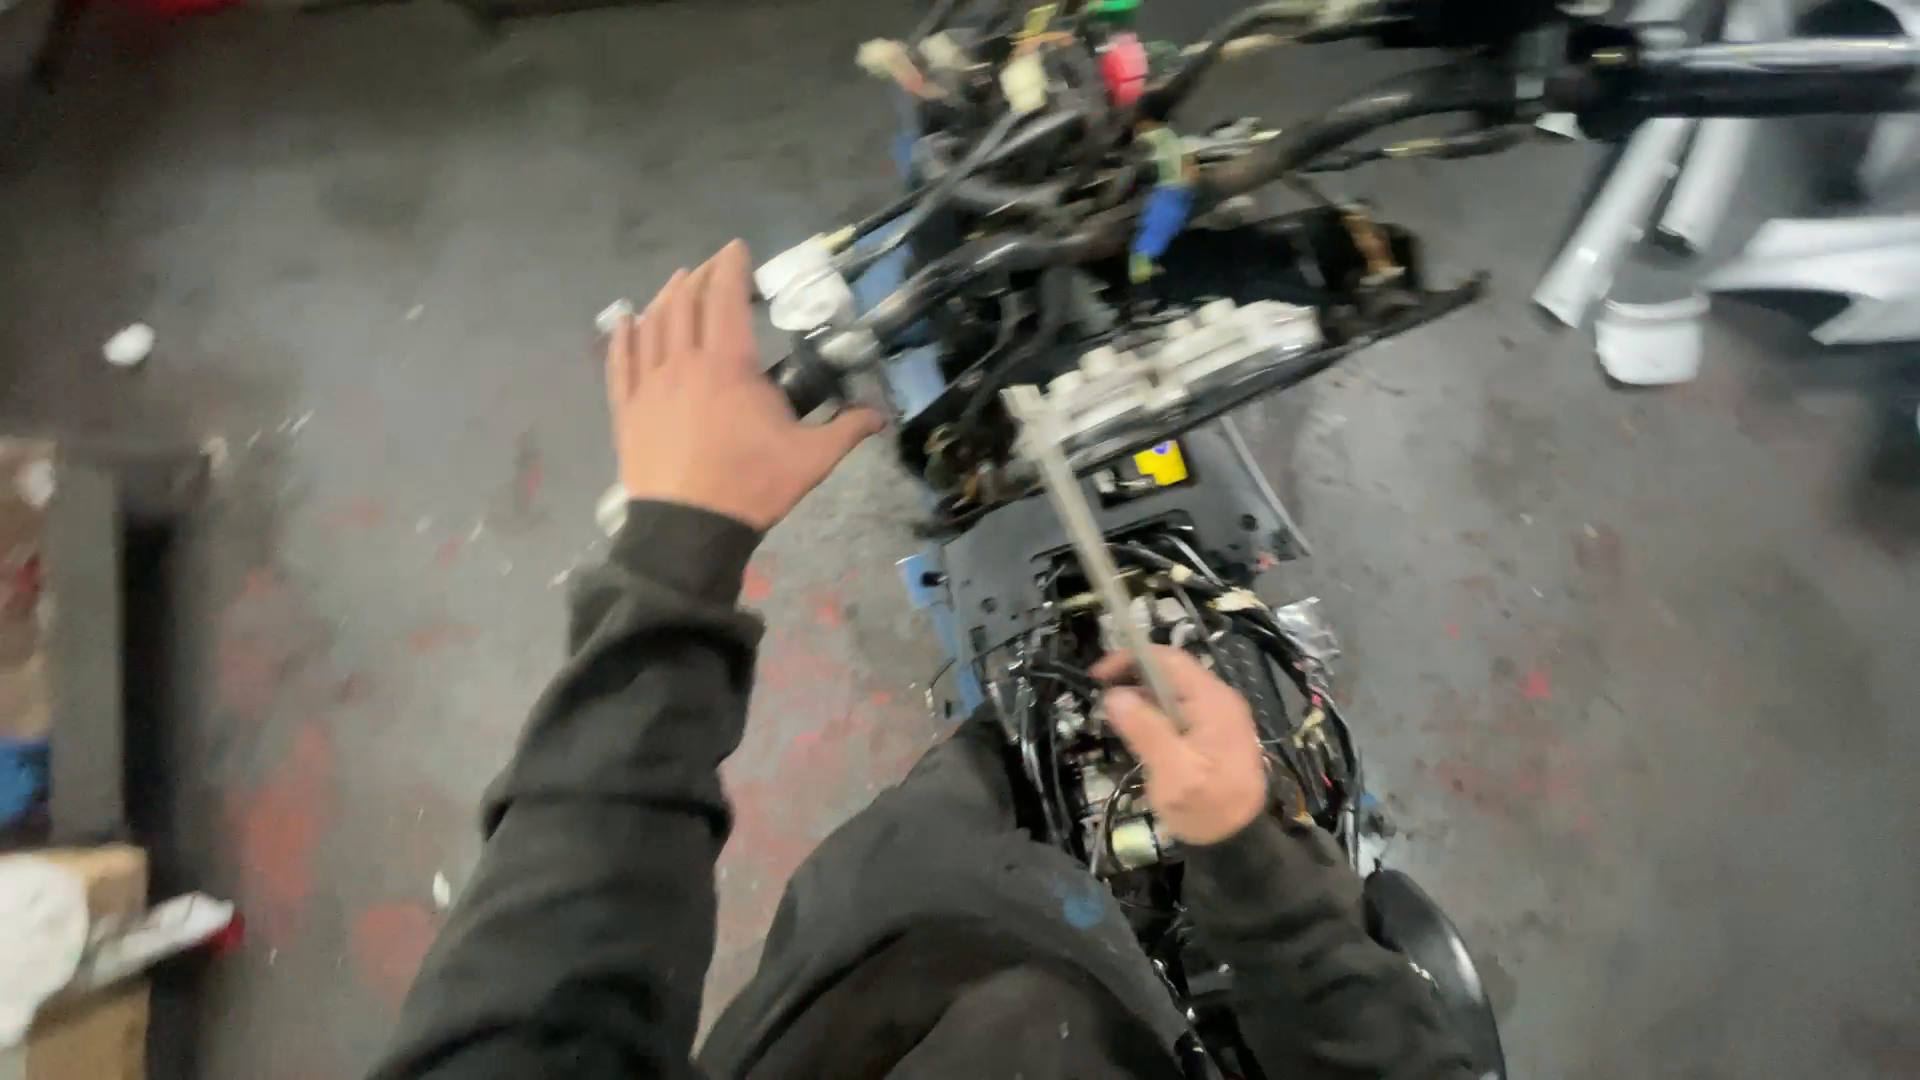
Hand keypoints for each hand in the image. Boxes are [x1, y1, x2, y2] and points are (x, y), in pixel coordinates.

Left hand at [606, 240, 885, 531]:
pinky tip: (626, 320)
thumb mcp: (811, 459)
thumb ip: (847, 430)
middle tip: (712, 267)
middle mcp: (684, 362)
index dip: (732, 267)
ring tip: (676, 283)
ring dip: (665, 297)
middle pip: (686, 303)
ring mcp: (649, 384)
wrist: (691, 528)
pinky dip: (624, 334)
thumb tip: (881, 416)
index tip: (737, 249)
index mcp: (729, 366)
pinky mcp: (627, 409)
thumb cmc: (752, 485)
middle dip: (700, 277)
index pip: (727, 299)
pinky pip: (619, 360)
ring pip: (652, 324)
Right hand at [1094, 647, 1269, 845]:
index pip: (1169, 660)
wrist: (1239, 844)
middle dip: (1132, 677)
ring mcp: (1217, 715)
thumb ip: (1146, 731)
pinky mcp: (1211, 730)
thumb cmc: (1207, 810)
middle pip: (1169, 671)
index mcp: (1213, 702)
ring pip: (1171, 689)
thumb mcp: (1174, 774)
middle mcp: (1218, 700)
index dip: (1131, 659)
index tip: (1098, 675)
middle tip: (1102, 698)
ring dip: (1140, 696)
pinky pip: (1177, 708)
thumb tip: (1114, 696)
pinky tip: (1137, 731)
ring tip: (1115, 717)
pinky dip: (1153, 711)